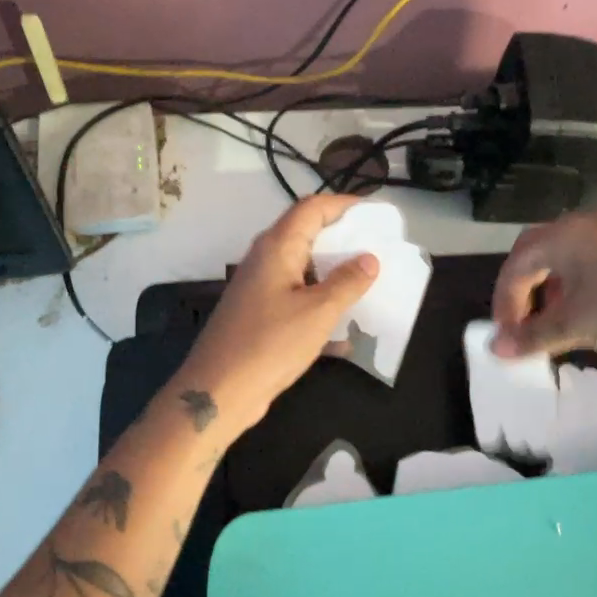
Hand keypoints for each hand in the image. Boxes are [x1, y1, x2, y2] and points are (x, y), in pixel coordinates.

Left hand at [174, 194, 379, 433]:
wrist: (219, 391)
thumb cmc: (270, 344)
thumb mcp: (318, 312)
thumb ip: (347, 282)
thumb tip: (370, 259)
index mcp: (277, 247)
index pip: (312, 209)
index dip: (343, 205)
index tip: (374, 212)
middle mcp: (265, 260)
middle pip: (306, 235)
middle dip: (342, 240)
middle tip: (377, 248)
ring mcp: (260, 288)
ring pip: (303, 270)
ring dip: (333, 275)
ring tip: (368, 284)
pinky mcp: (260, 315)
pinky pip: (297, 300)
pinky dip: (320, 308)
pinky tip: (346, 334)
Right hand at [491, 213, 596, 358]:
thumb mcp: (576, 325)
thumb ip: (532, 337)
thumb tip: (495, 350)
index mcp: (561, 237)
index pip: (514, 268)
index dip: (504, 305)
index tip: (506, 339)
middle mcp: (577, 230)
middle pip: (531, 257)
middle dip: (518, 293)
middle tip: (516, 326)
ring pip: (555, 263)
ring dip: (542, 294)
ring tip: (544, 327)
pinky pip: (578, 269)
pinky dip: (566, 293)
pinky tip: (574, 319)